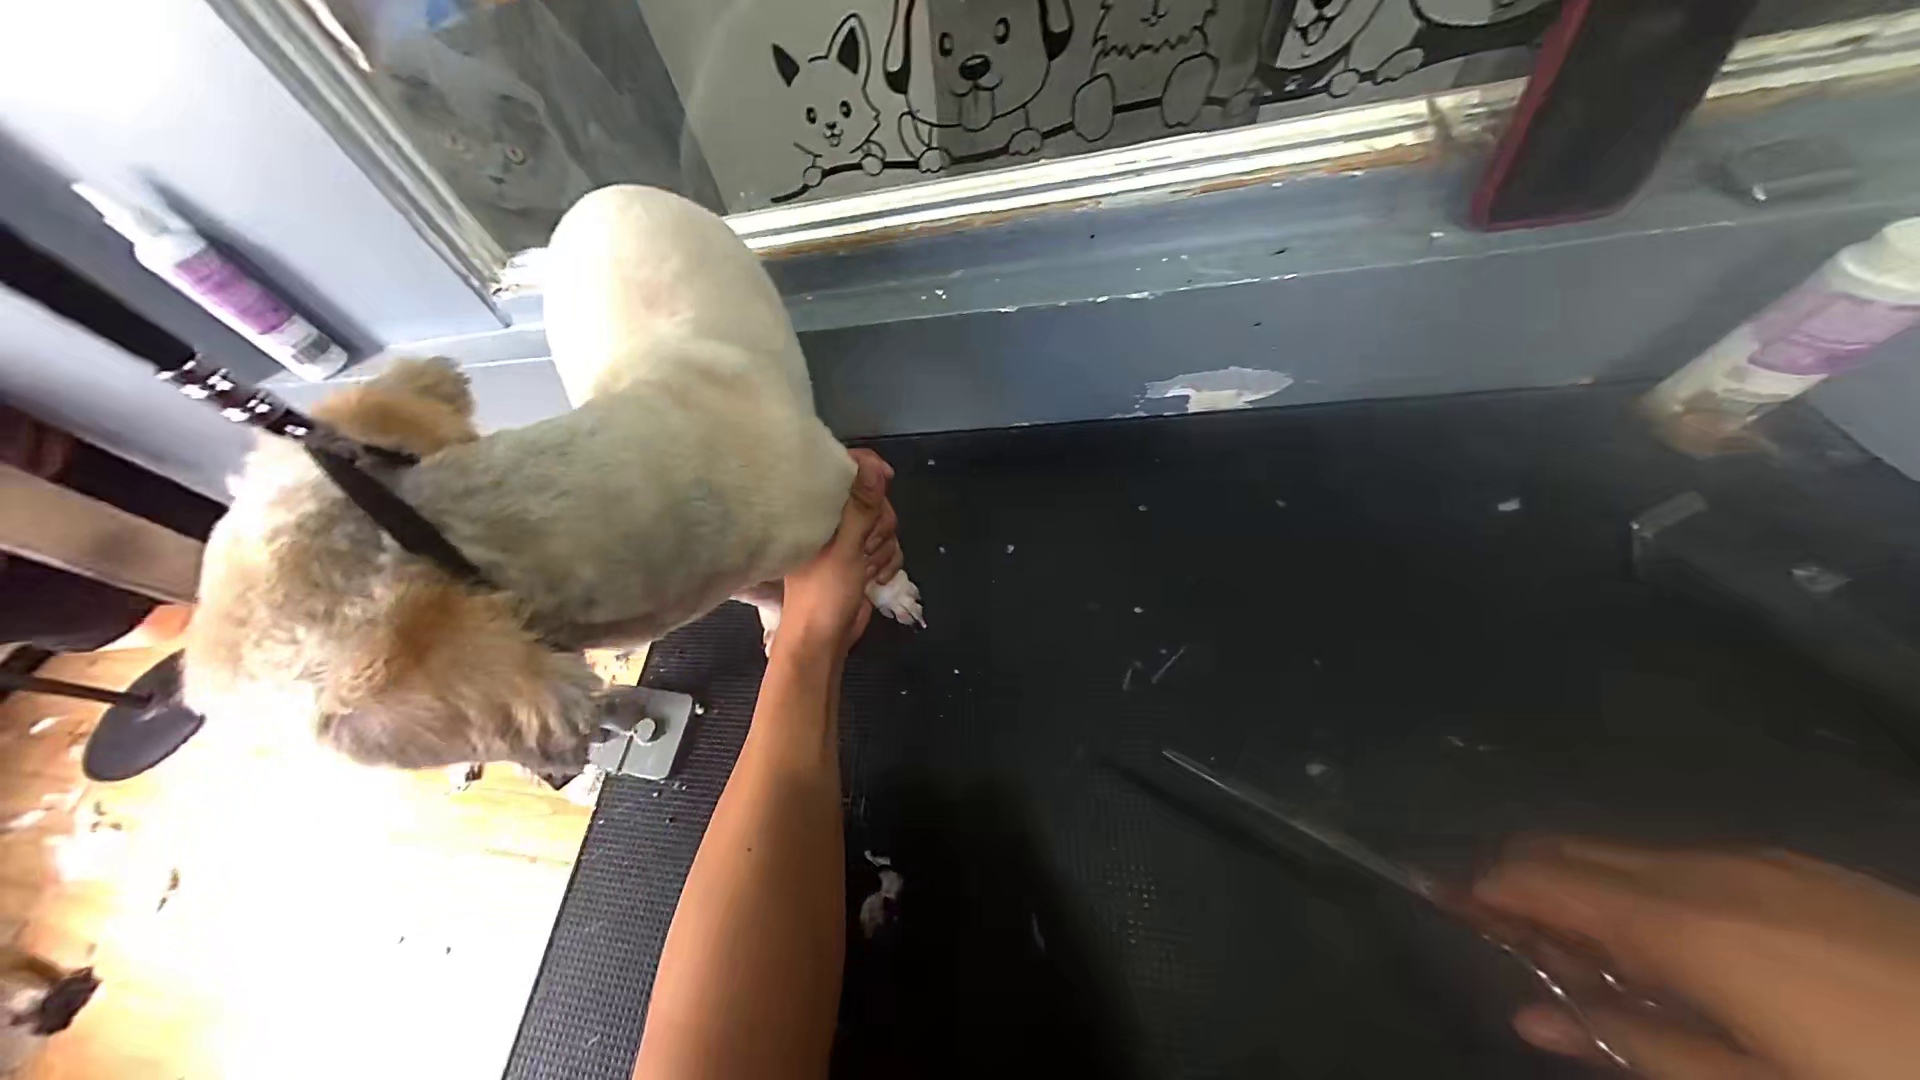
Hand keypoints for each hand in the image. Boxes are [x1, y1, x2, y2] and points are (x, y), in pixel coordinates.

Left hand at [777, 450, 899, 658]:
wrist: (823, 639)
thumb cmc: (823, 593)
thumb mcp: (844, 547)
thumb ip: (860, 506)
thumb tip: (873, 466)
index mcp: (817, 510)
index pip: (846, 470)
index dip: (869, 469)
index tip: (886, 478)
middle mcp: (833, 521)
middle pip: (875, 500)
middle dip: (879, 524)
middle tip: (865, 545)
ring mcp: (849, 541)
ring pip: (885, 526)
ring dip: (883, 549)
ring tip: (866, 568)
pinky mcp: (861, 559)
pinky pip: (888, 547)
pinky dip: (886, 563)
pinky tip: (875, 579)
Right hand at [1473, 836, 1919, 1079]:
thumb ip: (1629, 1043)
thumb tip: (1525, 1015)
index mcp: (1679, 921)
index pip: (1531, 878)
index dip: (1479, 891)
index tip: (1444, 907)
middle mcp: (1698, 867)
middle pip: (1562, 850)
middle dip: (1520, 886)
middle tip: (1513, 943)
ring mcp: (1757, 861)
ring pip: (1618, 852)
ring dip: (1580, 888)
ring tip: (1597, 954)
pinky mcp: (1805, 870)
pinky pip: (1681, 860)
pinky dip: (1642, 888)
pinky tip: (1681, 945)